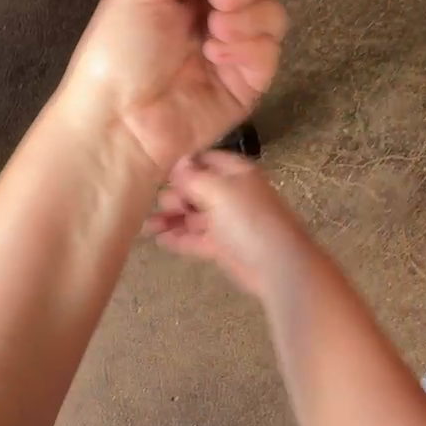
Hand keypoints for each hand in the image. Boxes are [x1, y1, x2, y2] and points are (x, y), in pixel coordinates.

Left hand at [61, 0, 288, 170]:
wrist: (120, 119)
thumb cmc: (116, 59)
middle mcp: (212, 18)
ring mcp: (232, 52)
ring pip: (273, 15)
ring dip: (247, 17)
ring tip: (213, 32)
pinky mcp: (245, 85)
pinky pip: (269, 54)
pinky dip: (248, 49)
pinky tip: (218, 58)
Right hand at [145, 151, 315, 296]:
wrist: (277, 265)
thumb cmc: (250, 220)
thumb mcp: (219, 191)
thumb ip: (194, 177)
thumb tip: (177, 162)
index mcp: (235, 174)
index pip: (205, 161)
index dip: (183, 166)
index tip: (160, 172)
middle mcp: (230, 195)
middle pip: (194, 189)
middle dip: (174, 196)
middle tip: (162, 206)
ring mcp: (226, 222)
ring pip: (192, 216)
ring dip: (170, 219)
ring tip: (148, 227)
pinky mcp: (221, 247)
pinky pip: (195, 239)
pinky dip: (178, 238)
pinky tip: (159, 240)